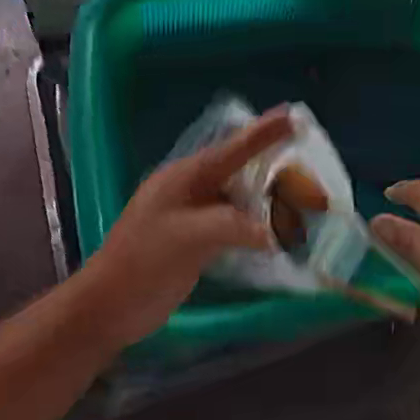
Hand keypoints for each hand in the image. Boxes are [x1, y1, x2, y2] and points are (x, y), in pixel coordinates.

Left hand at [79, 107, 291, 345]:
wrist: (110, 304)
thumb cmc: (144, 262)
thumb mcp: (189, 237)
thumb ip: (233, 226)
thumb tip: (273, 233)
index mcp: (186, 177)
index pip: (233, 148)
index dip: (264, 132)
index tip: (293, 115)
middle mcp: (192, 189)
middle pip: (240, 170)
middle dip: (274, 166)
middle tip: (309, 164)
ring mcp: (194, 215)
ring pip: (240, 197)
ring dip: (269, 198)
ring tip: (302, 197)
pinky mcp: (198, 239)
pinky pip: (235, 222)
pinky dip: (257, 224)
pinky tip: (278, 230)